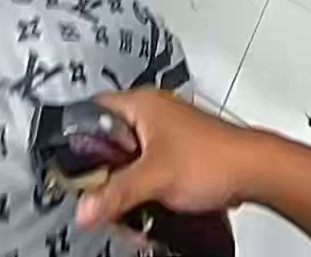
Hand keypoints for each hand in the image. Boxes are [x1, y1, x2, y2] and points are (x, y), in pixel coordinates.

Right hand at [73, 90, 274, 231]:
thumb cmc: (212, 157)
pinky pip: (143, 167)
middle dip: (98, 167)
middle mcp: (152, 111)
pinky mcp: (174, 151)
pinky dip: (137, 185)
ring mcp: (164, 131)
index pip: (95, 108)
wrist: (248, 170)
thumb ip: (115, 193)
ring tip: (116, 204)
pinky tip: (139, 206)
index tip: (62, 160)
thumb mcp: (154, 177)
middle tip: (90, 192)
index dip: (76, 132)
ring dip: (119, 181)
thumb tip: (84, 207)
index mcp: (143, 103)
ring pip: (126, 156)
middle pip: (108, 137)